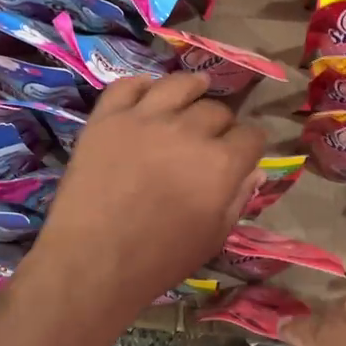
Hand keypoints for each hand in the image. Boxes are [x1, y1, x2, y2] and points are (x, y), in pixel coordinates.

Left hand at [27, 72, 266, 318]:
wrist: (91, 261)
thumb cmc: (158, 260)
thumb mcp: (212, 238)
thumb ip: (237, 199)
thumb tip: (254, 171)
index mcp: (220, 164)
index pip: (251, 137)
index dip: (250, 145)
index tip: (243, 153)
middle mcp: (187, 131)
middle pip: (216, 110)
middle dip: (221, 124)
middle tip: (211, 139)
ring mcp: (143, 119)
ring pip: (178, 85)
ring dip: (192, 87)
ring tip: (195, 88)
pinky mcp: (107, 118)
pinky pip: (128, 85)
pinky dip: (141, 85)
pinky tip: (148, 92)